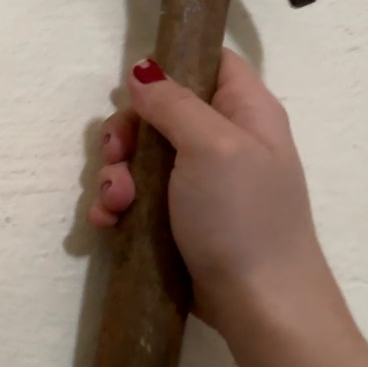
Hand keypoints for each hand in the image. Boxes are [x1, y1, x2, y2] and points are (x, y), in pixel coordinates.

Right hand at [88, 50, 346, 337]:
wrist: (258, 304)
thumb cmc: (243, 218)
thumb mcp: (212, 147)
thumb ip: (174, 103)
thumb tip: (141, 70)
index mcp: (243, 111)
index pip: (208, 61)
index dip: (170, 65)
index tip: (133, 86)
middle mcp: (219, 139)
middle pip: (156, 110)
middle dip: (125, 133)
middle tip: (118, 157)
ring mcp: (195, 180)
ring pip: (136, 155)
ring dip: (113, 175)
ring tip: (117, 204)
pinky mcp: (174, 215)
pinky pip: (132, 194)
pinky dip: (115, 204)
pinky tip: (109, 221)